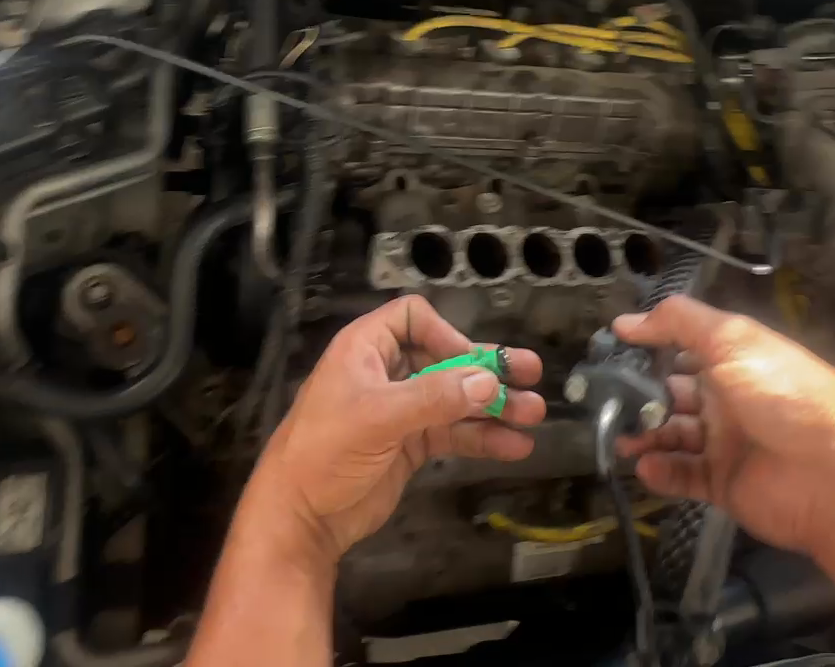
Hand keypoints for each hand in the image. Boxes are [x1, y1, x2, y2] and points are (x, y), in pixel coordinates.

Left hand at [251, 295, 544, 560]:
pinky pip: (452, 432)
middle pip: (444, 358)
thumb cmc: (326, 449)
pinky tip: (514, 446)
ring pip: (454, 397)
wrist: (300, 516)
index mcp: (367, 348)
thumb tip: (489, 380)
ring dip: (492, 405)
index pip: (413, 317)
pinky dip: (481, 437)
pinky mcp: (410, 444)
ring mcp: (400, 409)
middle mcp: (386, 371)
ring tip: (534, 414)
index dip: (444, 332)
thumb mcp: (378, 417)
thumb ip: (435, 398)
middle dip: (486, 367)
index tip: (468, 361)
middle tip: (531, 372)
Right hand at [611, 295, 834, 552]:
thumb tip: (625, 322)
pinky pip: (682, 475)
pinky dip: (660, 472)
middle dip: (638, 395)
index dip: (650, 348)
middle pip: (671, 392)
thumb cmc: (784, 395)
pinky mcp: (724, 483)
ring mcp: (726, 443)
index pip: (683, 349)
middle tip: (606, 399)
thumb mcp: (733, 340)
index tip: (612, 350)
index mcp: (735, 361)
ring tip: (620, 437)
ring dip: (643, 434)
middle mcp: (728, 398)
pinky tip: (645, 466)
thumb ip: (677, 322)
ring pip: (671, 435)